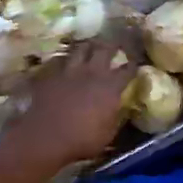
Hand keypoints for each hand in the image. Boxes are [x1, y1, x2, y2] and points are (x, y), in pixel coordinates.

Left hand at [6, 42, 132, 165]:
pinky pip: (60, 59)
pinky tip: (65, 61)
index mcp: (111, 86)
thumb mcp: (108, 134)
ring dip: (88, 46)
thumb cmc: (82, 139)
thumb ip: (116, 117)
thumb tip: (120, 108)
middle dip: (113, 45)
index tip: (135, 63)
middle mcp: (93, 72)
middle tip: (115, 43)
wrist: (46, 136)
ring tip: (90, 46)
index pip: (128, 69)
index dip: (133, 65)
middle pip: (106, 49)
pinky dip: (65, 59)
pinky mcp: (52, 74)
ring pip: (82, 48)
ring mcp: (71, 70)